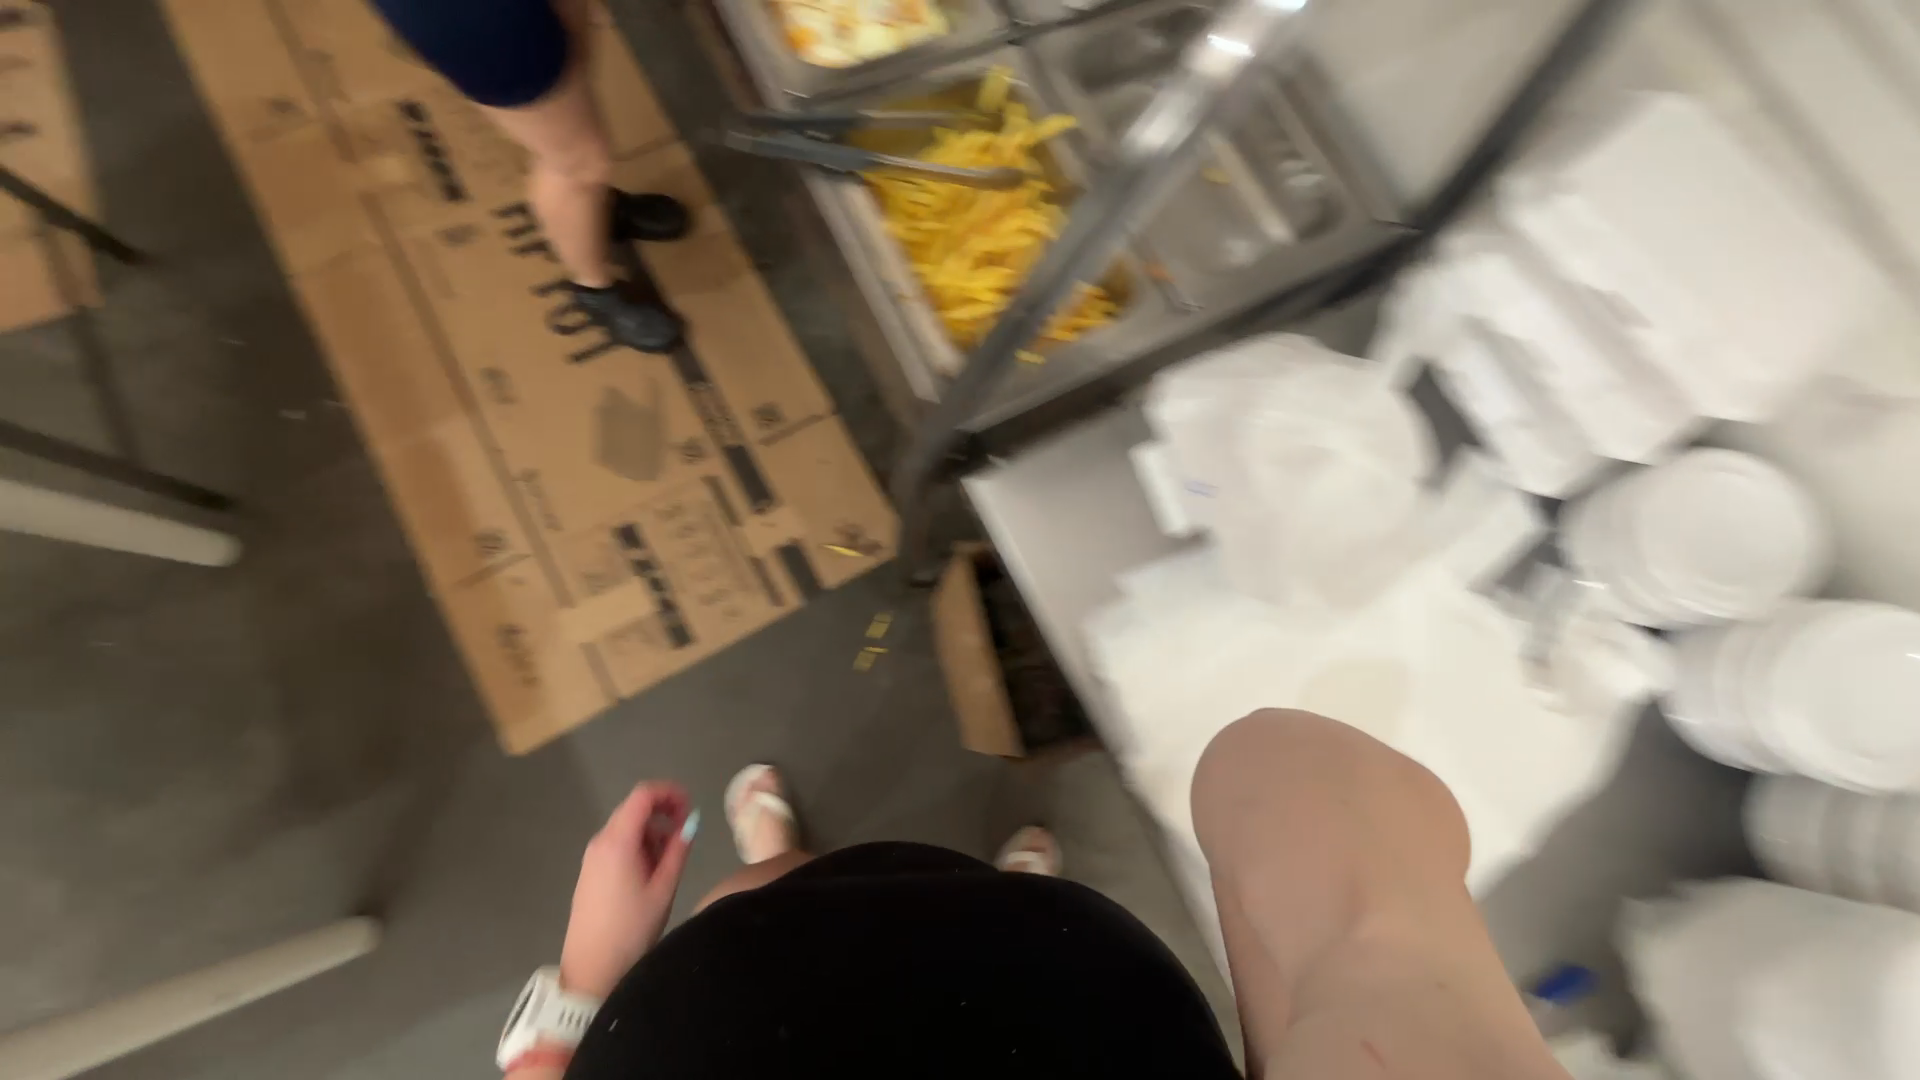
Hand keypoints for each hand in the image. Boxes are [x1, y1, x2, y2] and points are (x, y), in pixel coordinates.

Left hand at [559, 781, 695, 998]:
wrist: (591, 972)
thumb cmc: (631, 929)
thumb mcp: (664, 888)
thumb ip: (678, 850)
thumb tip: (690, 823)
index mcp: (618, 842)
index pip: (644, 794)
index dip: (671, 792)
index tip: (691, 808)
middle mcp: (600, 842)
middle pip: (634, 808)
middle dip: (663, 812)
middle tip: (685, 834)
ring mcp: (592, 858)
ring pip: (627, 826)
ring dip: (652, 831)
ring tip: (669, 861)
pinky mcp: (590, 873)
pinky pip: (618, 844)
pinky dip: (639, 845)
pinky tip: (650, 873)